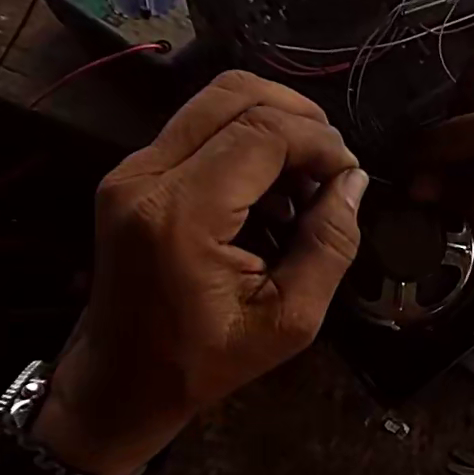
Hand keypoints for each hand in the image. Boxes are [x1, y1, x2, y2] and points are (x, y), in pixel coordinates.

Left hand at [36, 71, 367, 474]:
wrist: (120, 382)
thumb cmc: (205, 362)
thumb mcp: (291, 321)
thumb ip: (330, 245)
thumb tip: (353, 180)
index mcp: (182, 215)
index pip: (264, 132)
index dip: (321, 141)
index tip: (349, 176)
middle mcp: (147, 175)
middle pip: (235, 93)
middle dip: (301, 116)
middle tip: (331, 164)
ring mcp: (133, 169)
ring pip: (217, 98)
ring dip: (277, 122)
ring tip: (305, 175)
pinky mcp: (135, 172)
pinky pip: (203, 124)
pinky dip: (251, 136)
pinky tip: (273, 185)